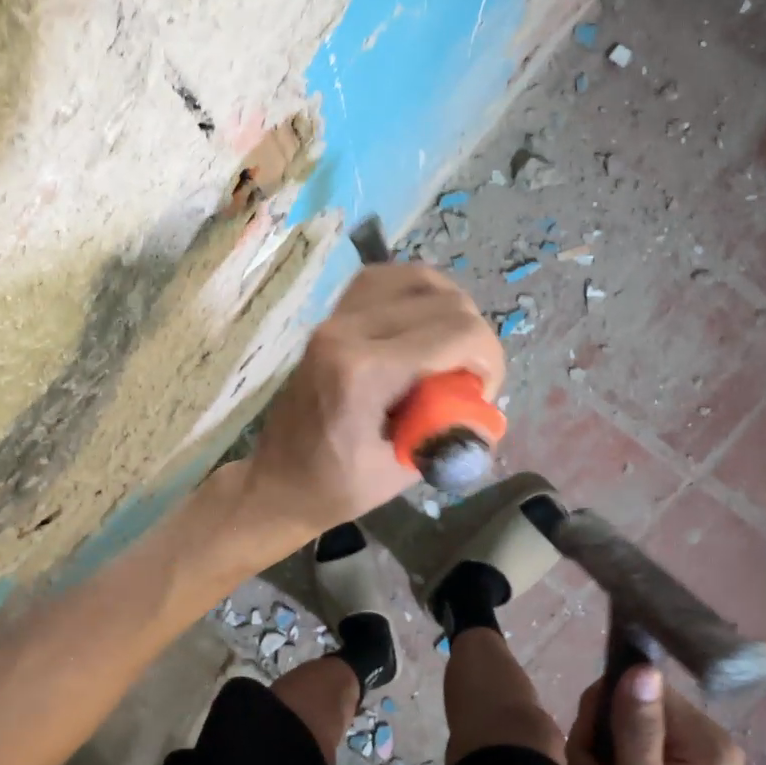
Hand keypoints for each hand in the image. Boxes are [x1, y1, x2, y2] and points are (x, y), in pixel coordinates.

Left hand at [243, 262, 502, 543]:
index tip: (482, 395)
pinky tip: (423, 327)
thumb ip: (450, 429)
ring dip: (447, 308)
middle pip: (444, 301)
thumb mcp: (402, 470)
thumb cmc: (335, 486)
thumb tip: (486, 404)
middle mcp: (346, 331)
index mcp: (363, 371)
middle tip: (466, 382)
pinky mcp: (329, 318)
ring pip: (415, 277)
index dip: (489, 359)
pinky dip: (414, 295)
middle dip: (474, 338)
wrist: (276, 480)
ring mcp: (333, 319)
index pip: (457, 333)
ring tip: (451, 350)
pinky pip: (382, 281)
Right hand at [565, 667, 745, 764]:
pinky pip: (615, 762)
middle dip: (596, 749)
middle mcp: (703, 748)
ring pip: (610, 737)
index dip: (605, 713)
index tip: (595, 754)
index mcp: (708, 746)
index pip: (637, 685)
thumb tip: (643, 665)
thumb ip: (638, 734)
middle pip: (622, 710)